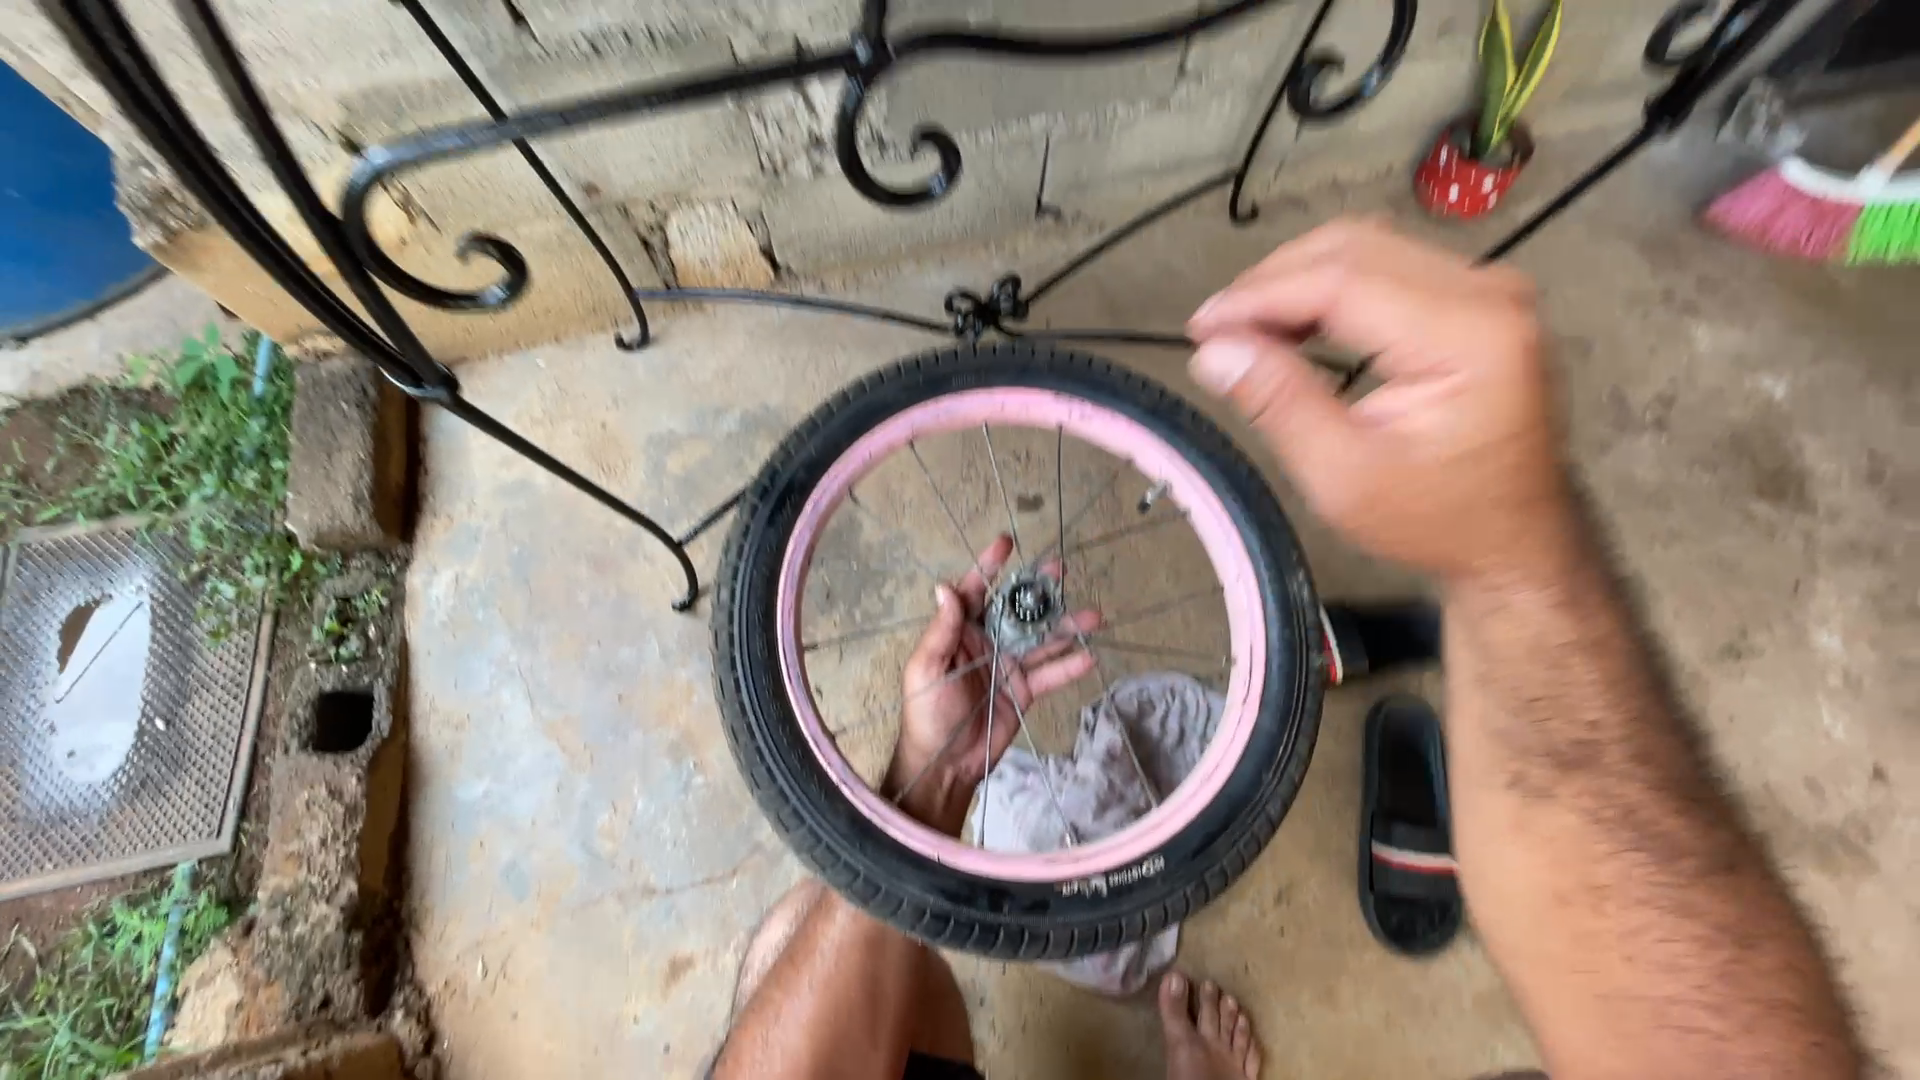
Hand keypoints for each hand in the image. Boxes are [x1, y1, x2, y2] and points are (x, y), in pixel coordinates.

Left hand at [881, 534, 1100, 835]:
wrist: (945, 763)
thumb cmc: (927, 712)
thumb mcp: (927, 669)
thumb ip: (941, 630)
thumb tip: (945, 587)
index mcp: (959, 632)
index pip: (975, 592)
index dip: (989, 567)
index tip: (1006, 543)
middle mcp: (987, 642)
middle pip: (1017, 610)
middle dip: (1038, 590)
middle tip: (1060, 569)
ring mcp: (1008, 665)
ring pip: (1041, 639)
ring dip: (1066, 627)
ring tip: (1093, 615)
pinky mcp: (1024, 690)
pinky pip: (1049, 674)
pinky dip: (1068, 666)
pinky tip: (1088, 655)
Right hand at [1186, 219, 1573, 585]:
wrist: (1512, 542)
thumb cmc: (1434, 521)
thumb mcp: (1342, 476)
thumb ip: (1279, 404)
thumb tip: (1213, 352)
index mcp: (1465, 334)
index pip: (1341, 281)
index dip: (1259, 296)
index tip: (1200, 327)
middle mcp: (1485, 291)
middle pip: (1353, 248)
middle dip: (1270, 281)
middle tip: (1215, 330)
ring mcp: (1484, 289)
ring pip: (1365, 247)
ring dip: (1293, 280)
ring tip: (1243, 329)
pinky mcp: (1471, 300)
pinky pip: (1384, 267)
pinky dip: (1324, 287)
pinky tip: (1288, 325)